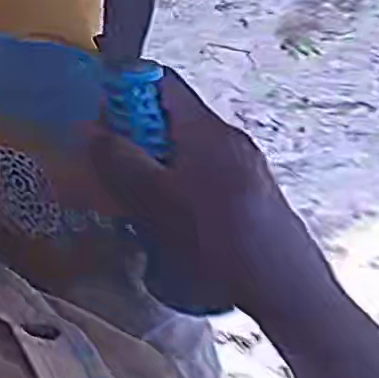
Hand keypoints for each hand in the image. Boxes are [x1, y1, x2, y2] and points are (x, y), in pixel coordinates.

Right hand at [87, 68, 337, 321]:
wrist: (292, 297)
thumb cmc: (219, 240)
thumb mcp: (153, 197)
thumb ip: (116, 157)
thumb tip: (86, 127)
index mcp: (208, 130)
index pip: (160, 80)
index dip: (123, 84)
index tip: (99, 108)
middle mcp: (228, 137)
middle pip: (166, 110)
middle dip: (130, 126)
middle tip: (110, 156)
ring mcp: (241, 163)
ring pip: (177, 139)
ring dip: (147, 153)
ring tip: (133, 186)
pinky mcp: (246, 187)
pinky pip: (194, 162)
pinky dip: (168, 171)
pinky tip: (162, 205)